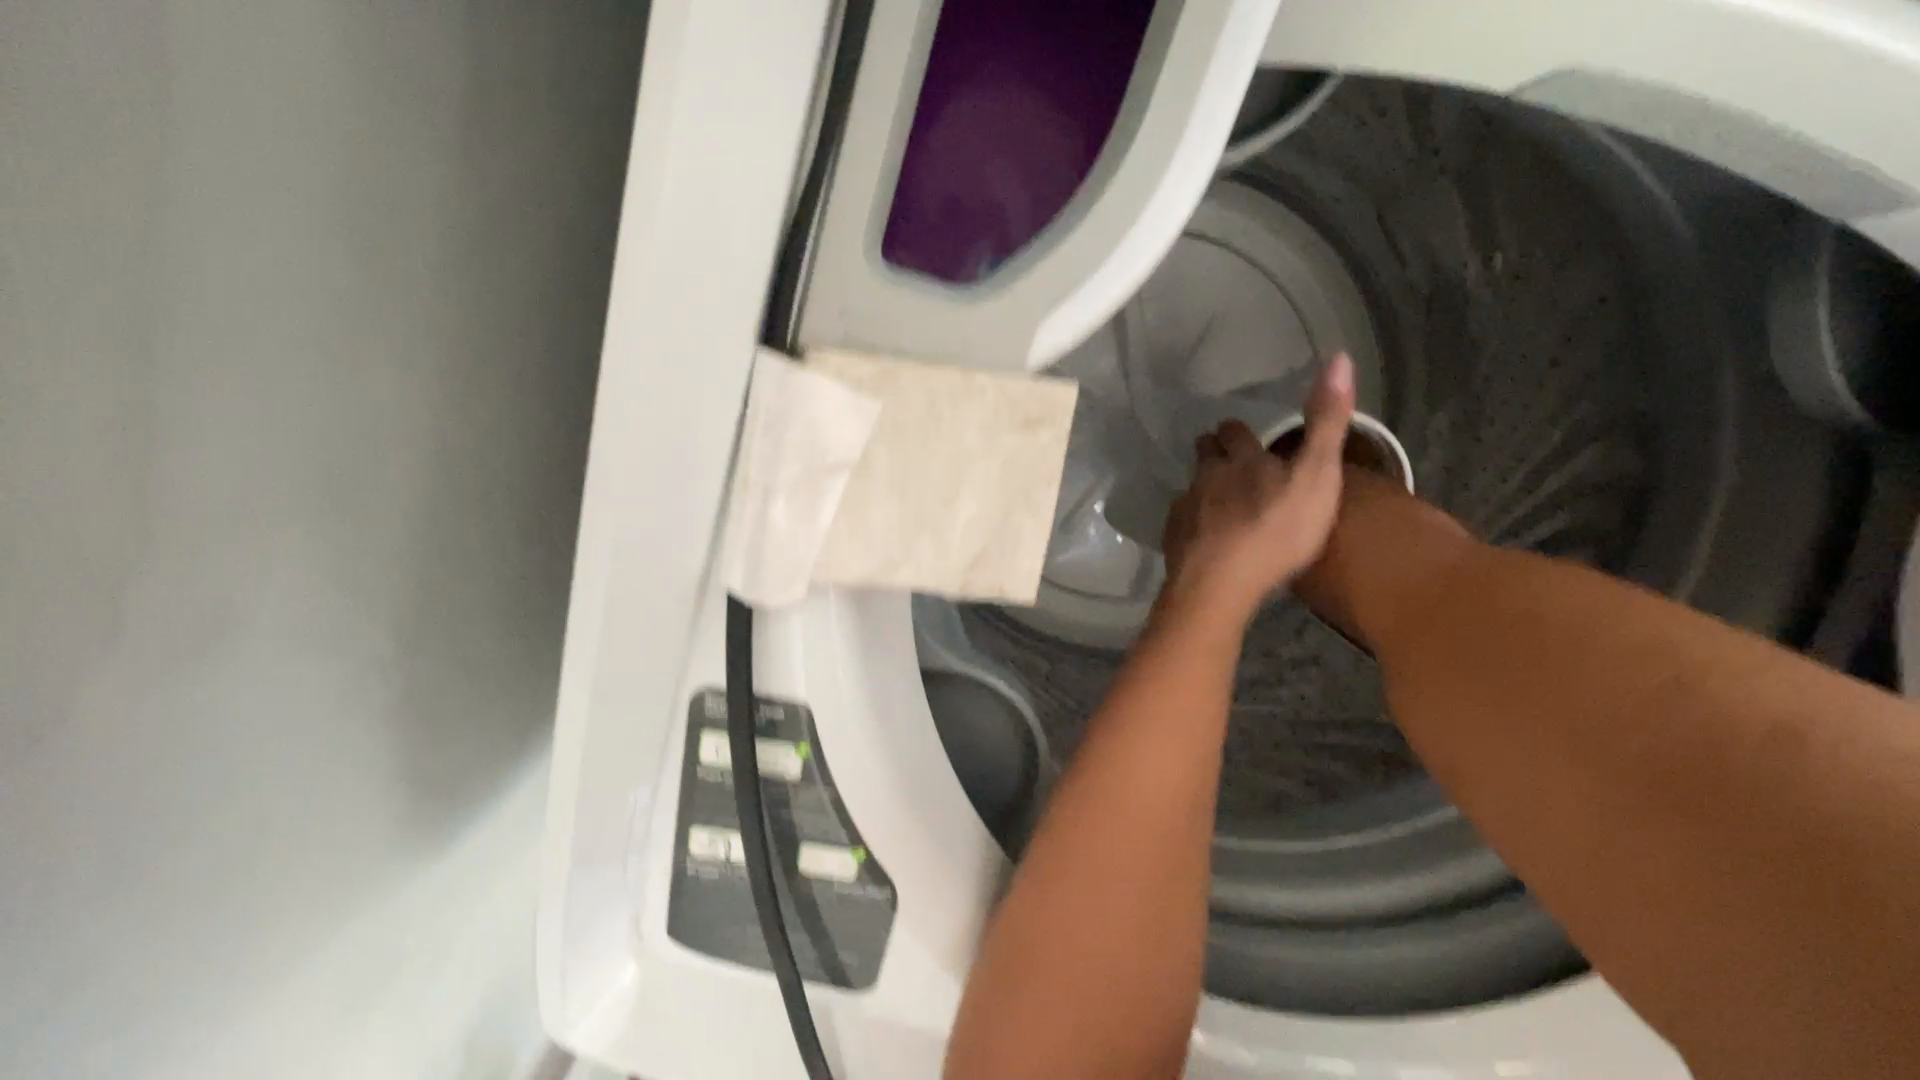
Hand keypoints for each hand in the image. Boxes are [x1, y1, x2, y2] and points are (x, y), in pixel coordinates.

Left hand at [1157, 354, 1356, 625]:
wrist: (1221, 581)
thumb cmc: (1277, 529)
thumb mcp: (1317, 474)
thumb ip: (1326, 422)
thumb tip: (1338, 358)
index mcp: (1242, 458)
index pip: (1234, 431)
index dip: (1238, 432)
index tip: (1244, 435)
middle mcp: (1207, 475)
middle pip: (1206, 455)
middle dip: (1216, 454)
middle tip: (1230, 464)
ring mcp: (1186, 507)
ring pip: (1192, 487)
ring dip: (1205, 490)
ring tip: (1220, 504)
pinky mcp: (1174, 538)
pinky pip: (1182, 523)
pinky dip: (1193, 525)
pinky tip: (1205, 540)